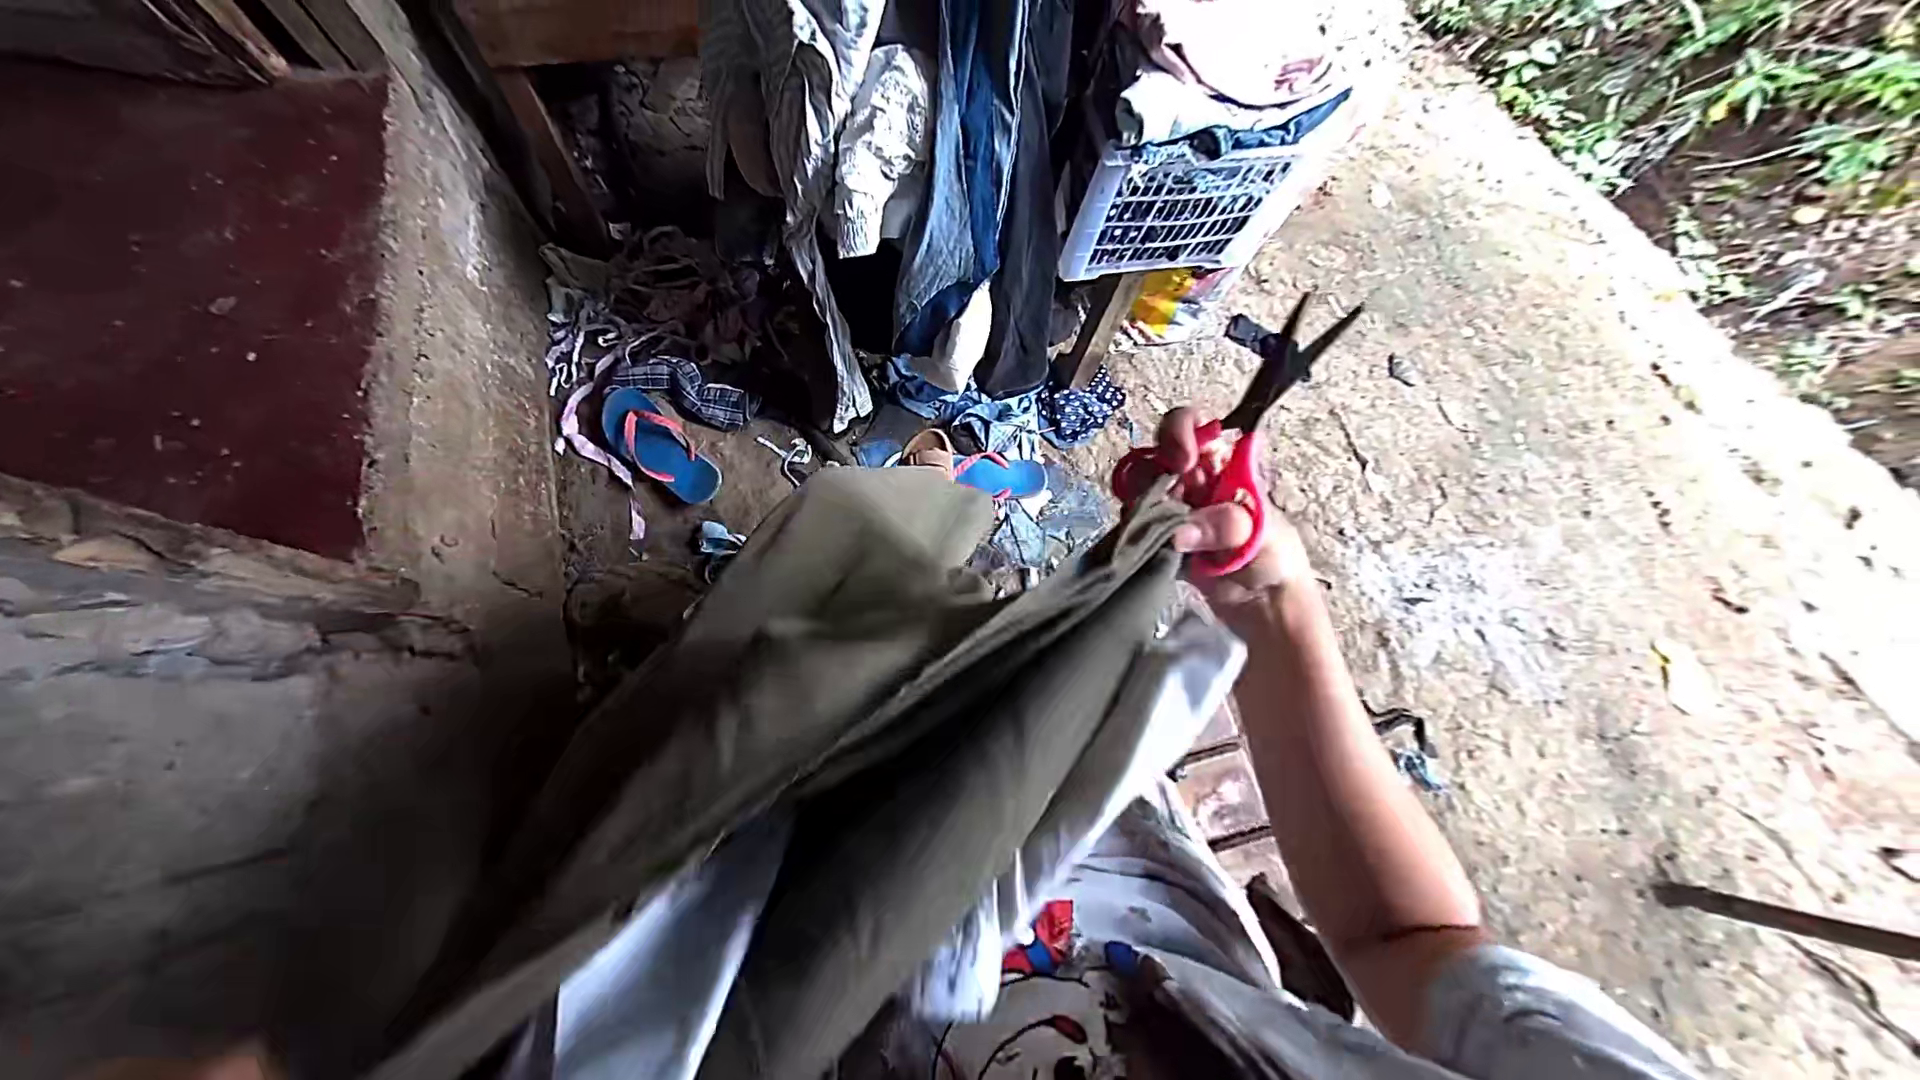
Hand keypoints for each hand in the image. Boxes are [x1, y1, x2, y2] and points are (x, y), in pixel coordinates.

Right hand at [1147, 408, 1314, 608]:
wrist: (1262, 606)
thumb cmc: (1274, 560)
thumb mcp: (1262, 536)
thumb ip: (1225, 526)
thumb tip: (1179, 531)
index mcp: (1224, 466)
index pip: (1196, 427)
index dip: (1181, 432)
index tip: (1182, 462)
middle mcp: (1193, 480)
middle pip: (1157, 453)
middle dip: (1153, 472)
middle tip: (1166, 500)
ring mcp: (1172, 507)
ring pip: (1140, 487)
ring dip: (1141, 503)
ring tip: (1154, 527)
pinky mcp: (1156, 535)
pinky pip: (1134, 522)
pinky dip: (1132, 528)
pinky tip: (1143, 542)